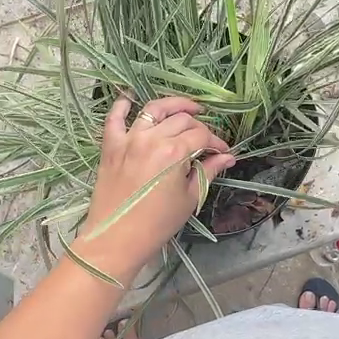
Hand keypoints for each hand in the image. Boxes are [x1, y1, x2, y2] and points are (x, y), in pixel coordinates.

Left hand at [78, 96, 233, 282]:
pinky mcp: (110, 146)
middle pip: (181, 119)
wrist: (116, 240)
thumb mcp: (189, 198)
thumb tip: (228, 157)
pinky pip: (114, 118)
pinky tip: (130, 98)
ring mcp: (128, 139)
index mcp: (174, 152)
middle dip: (199, 126)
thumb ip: (208, 171)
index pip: (202, 135)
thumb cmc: (157, 224)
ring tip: (186, 108)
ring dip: (172, 105)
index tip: (224, 151)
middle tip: (206, 139)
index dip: (216, 141)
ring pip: (153, 110)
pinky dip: (122, 105)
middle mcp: (151, 139)